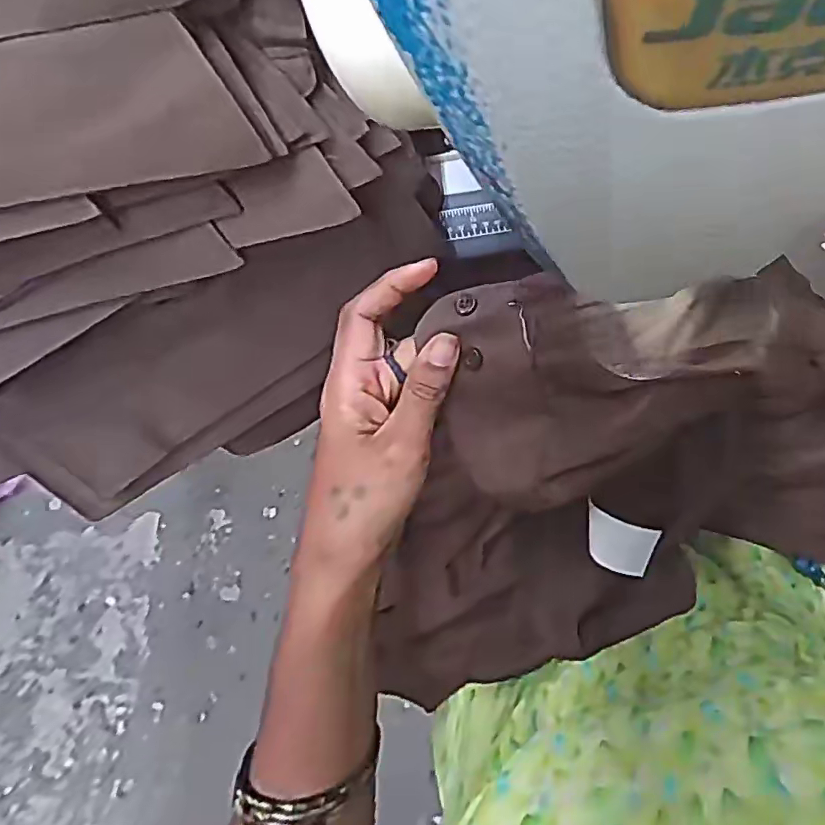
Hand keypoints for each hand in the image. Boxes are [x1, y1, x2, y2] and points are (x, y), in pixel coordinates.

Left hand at [298, 259, 460, 581]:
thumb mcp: (401, 443)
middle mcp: (358, 388)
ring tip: (478, 353)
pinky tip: (463, 385)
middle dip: (429, 322)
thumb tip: (447, 338)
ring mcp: (375, 408)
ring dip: (439, 357)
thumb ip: (425, 389)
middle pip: (393, 336)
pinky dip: (439, 383)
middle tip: (472, 318)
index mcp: (347, 383)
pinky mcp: (389, 428)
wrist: (346, 557)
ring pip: (409, 366)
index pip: (362, 314)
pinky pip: (415, 392)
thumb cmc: (361, 504)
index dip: (392, 284)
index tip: (429, 267)